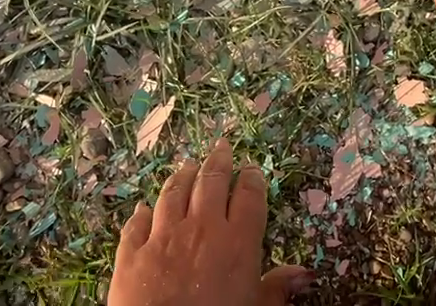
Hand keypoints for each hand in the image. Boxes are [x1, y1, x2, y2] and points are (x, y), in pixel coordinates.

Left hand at [109, 140, 310, 305]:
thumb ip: (277, 289)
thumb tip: (303, 273)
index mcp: (236, 241)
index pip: (249, 195)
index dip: (252, 177)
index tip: (252, 167)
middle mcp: (202, 228)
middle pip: (211, 182)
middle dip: (218, 162)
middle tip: (221, 147)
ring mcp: (163, 237)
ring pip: (173, 193)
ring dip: (182, 176)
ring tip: (188, 165)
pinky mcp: (132, 254)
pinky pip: (137, 224)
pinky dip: (142, 212)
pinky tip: (144, 206)